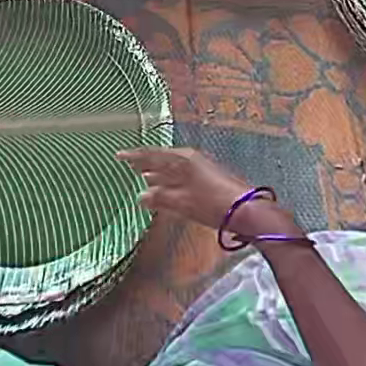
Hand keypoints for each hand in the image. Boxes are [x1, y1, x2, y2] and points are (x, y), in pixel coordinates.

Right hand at [118, 147, 303, 238]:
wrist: (247, 211)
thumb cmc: (211, 204)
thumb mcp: (182, 203)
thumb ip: (159, 198)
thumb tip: (140, 196)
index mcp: (181, 159)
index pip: (151, 154)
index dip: (133, 156)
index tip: (118, 155)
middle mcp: (189, 159)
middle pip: (161, 158)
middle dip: (144, 163)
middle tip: (128, 165)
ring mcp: (200, 167)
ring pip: (171, 167)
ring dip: (157, 171)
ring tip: (142, 175)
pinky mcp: (207, 177)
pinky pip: (180, 174)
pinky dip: (169, 178)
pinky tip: (165, 187)